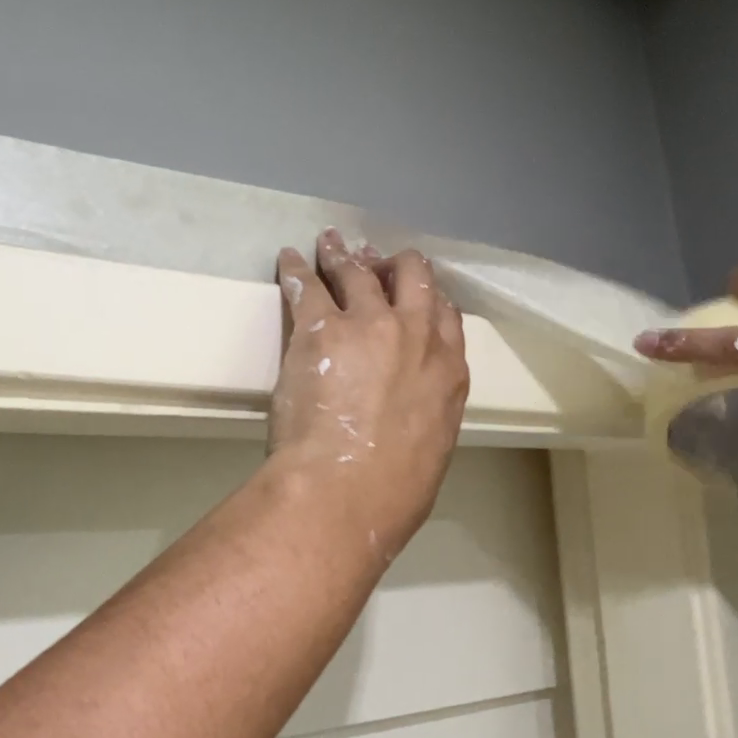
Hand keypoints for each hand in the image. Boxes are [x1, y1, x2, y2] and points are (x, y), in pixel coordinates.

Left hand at [268, 229, 469, 553]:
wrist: (344, 489)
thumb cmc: (391, 494)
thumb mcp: (430, 455)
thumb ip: (425, 422)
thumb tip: (410, 426)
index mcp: (448, 374)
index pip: (447, 318)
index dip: (429, 299)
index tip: (414, 295)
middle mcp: (416, 337)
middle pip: (413, 279)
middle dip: (396, 265)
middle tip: (377, 260)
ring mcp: (369, 325)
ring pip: (359, 273)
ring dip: (344, 255)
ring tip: (331, 242)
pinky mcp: (321, 327)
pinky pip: (307, 285)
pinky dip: (297, 268)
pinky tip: (289, 259)